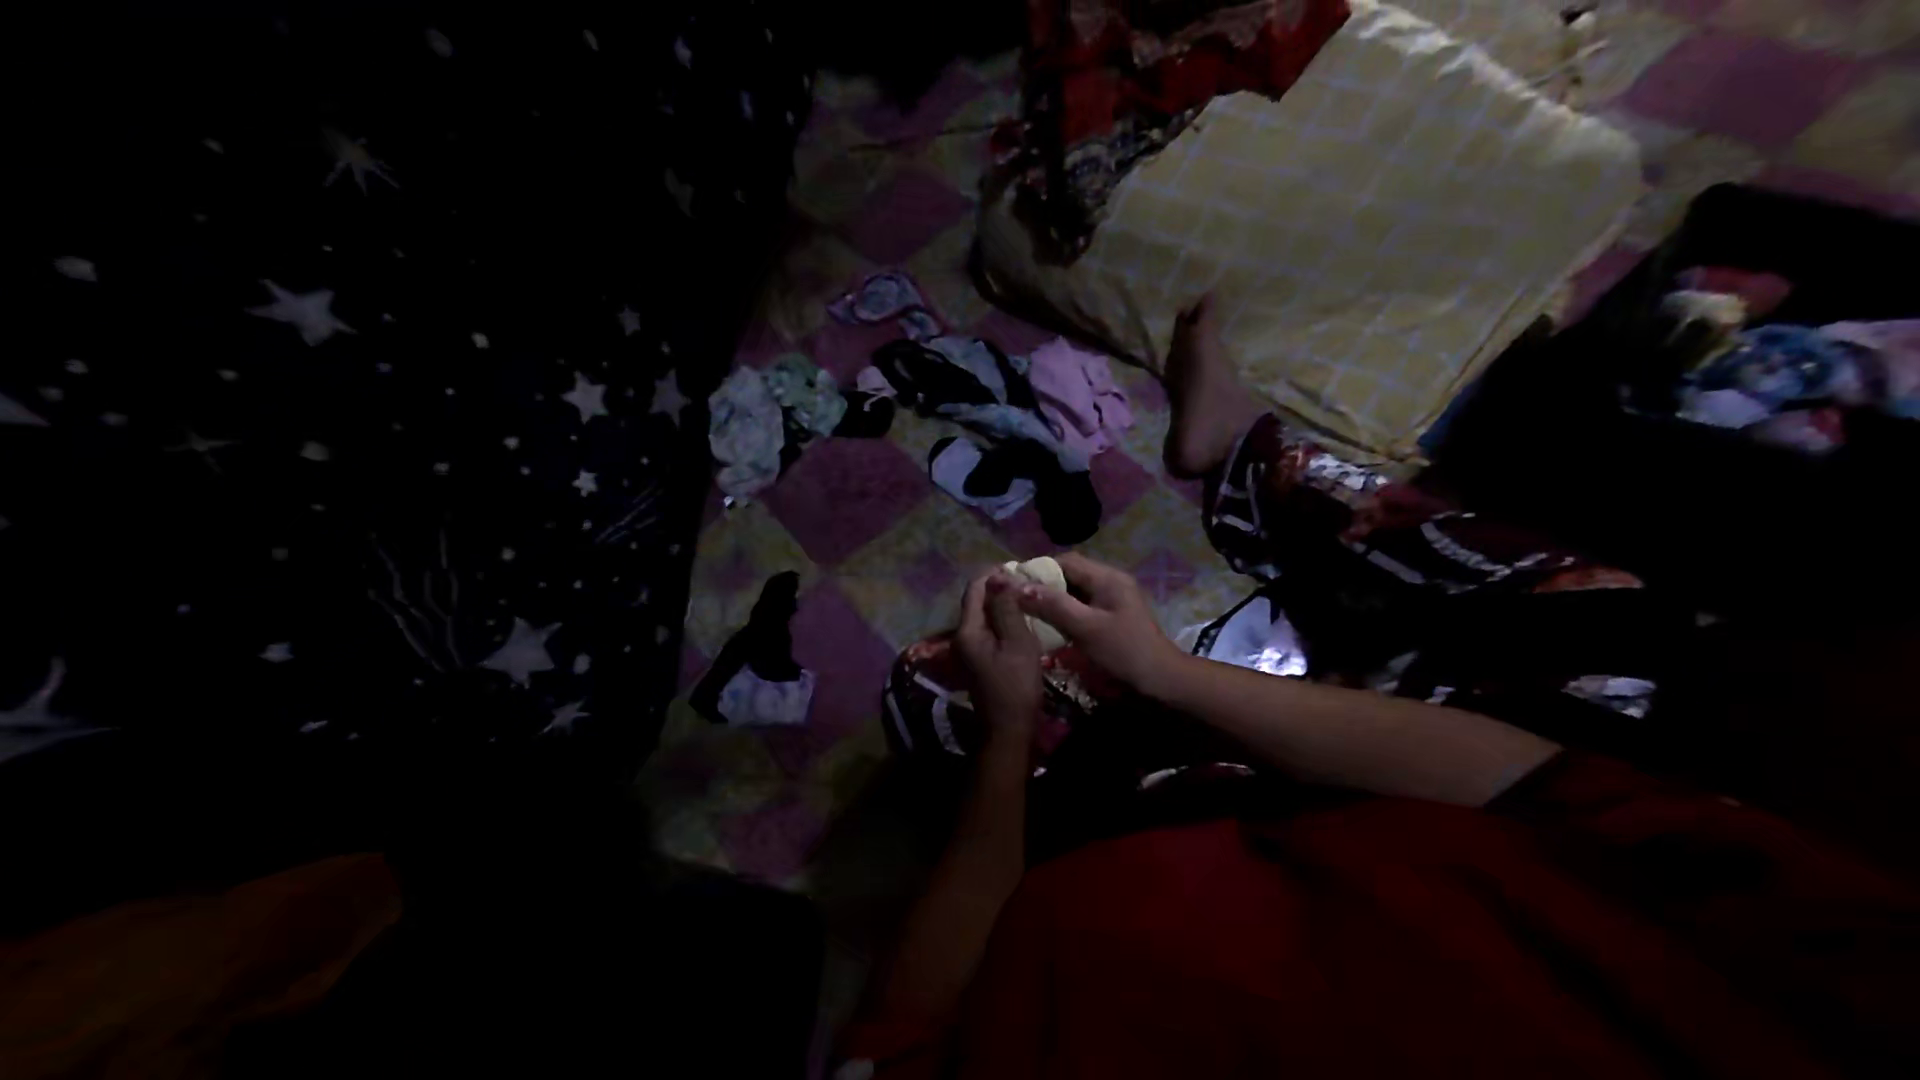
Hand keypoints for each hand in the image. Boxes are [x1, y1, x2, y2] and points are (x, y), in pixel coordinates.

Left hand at [956, 570, 1042, 733]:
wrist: (1009, 730)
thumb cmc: (1016, 686)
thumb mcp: (1017, 643)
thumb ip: (1007, 608)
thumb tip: (998, 575)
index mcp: (968, 630)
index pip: (974, 589)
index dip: (993, 575)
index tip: (1019, 568)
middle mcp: (962, 636)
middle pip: (977, 601)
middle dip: (998, 588)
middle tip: (1027, 581)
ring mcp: (970, 649)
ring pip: (984, 616)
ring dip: (1002, 603)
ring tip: (1028, 597)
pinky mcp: (980, 659)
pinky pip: (989, 630)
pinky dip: (1003, 620)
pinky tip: (1023, 620)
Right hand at [1014, 553, 1186, 697]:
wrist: (1161, 679)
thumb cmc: (1124, 651)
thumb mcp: (1086, 628)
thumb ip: (1054, 605)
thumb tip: (1019, 587)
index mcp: (1107, 577)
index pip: (1065, 561)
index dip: (1039, 570)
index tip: (1015, 585)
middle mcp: (1111, 581)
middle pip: (1069, 573)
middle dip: (1044, 585)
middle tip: (1019, 600)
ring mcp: (1113, 598)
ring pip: (1074, 589)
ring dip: (1053, 598)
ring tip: (1030, 612)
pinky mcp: (1112, 614)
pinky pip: (1082, 604)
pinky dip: (1065, 610)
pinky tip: (1051, 624)